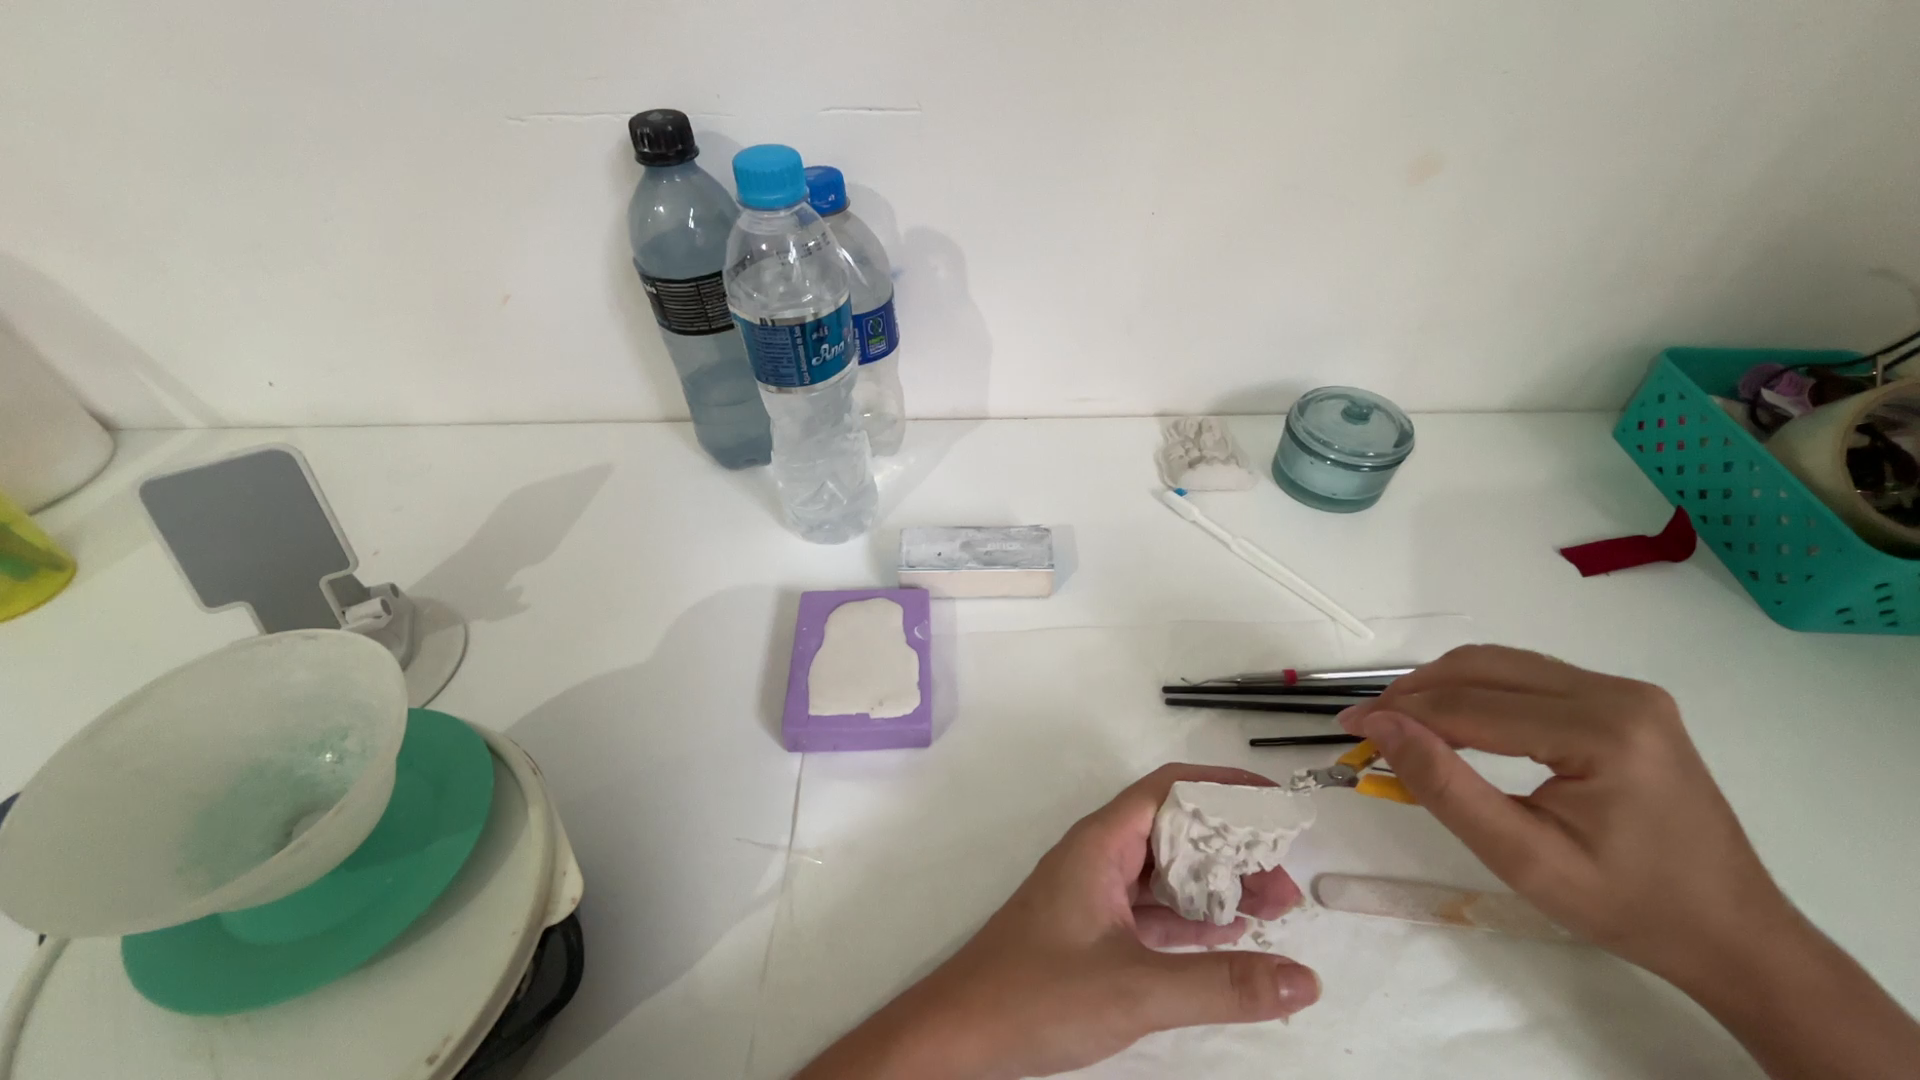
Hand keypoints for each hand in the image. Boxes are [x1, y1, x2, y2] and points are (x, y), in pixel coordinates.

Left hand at [796, 764, 1319, 1079]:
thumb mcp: (1136, 988)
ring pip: (1165, 872)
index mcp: (1101, 843)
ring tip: (1272, 909)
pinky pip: (1152, 910)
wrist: (961, 1033)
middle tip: (1284, 883)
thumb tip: (1304, 978)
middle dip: (1233, 848)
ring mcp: (1094, 893)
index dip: (1224, 788)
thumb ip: (1221, 983)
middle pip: (1175, 830)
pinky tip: (1228, 936)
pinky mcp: (1092, 929)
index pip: (1170, 789)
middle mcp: (1098, 857)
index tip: (1276, 806)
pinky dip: (1191, 918)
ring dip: (1216, 885)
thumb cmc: (1038, 993)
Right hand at [1337, 644, 1780, 981]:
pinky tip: (1453, 721)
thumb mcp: (1523, 858)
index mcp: (1603, 731)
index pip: (1472, 706)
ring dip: (1442, 687)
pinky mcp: (1625, 702)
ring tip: (1399, 722)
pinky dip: (1478, 693)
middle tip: (1368, 725)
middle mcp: (1618, 693)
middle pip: (1485, 668)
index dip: (1400, 713)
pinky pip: (1529, 678)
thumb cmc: (1627, 907)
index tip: (1347, 728)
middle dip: (1416, 692)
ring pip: (1503, 665)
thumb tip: (1380, 726)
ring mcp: (1626, 693)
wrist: (1732, 933)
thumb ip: (1445, 787)